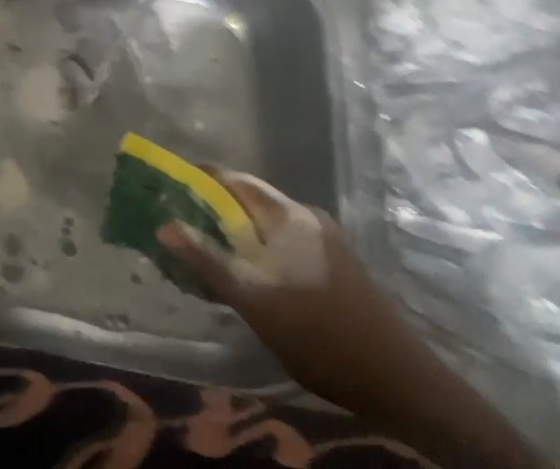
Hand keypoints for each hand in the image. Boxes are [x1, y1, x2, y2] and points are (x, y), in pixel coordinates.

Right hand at [158, 171, 436, 409]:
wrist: (397, 380)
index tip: (163, 194)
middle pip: (245, 200)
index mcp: (286, 215)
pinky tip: (242, 276)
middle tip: (175, 231)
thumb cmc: (316, 334)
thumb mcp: (251, 298)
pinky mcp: (332, 263)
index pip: (230, 178)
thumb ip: (206, 258)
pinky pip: (280, 243)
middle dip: (207, 211)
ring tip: (200, 255)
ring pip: (262, 224)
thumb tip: (162, 224)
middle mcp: (305, 217)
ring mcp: (323, 240)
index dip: (194, 181)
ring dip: (230, 233)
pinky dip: (254, 250)